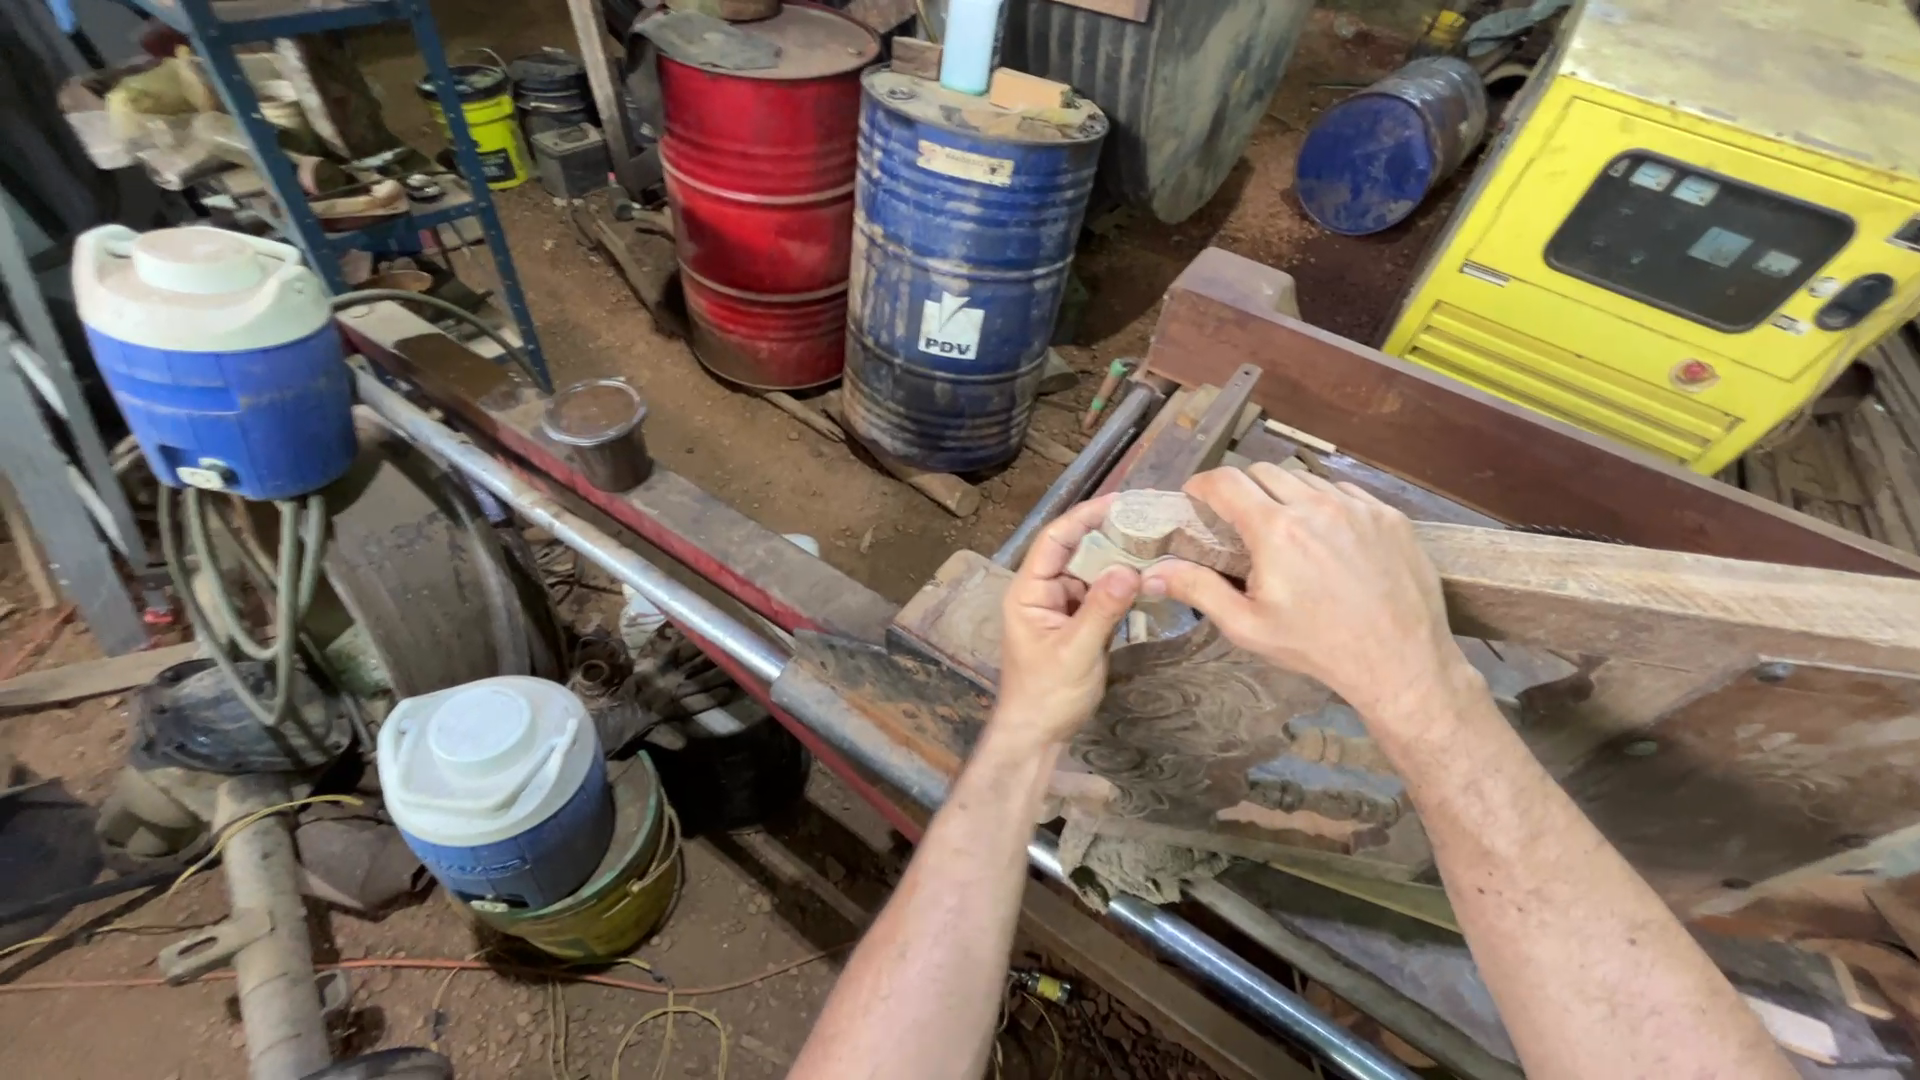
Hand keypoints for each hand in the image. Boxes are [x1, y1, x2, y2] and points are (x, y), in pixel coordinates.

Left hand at [996, 494, 1140, 747]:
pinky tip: (1148, 576)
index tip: (1119, 503)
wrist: (1038, 734)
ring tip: (1155, 542)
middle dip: (1108, 535)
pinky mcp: (1077, 624)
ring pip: (1091, 572)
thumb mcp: (1075, 651)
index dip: (1083, 518)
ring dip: (1118, 560)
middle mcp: (1043, 592)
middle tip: (1148, 520)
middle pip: (1075, 552)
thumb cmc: (1047, 694)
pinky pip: (1100, 595)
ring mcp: (1060, 608)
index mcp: (1029, 591)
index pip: (1054, 541)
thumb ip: (1101, 609)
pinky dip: (1121, 586)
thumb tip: (1129, 568)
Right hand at [1140, 465, 1465, 721]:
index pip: (1226, 481)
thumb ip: (1197, 590)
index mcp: (1276, 531)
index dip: (1201, 484)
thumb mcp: (1247, 626)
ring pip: (1304, 477)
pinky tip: (1323, 534)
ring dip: (1282, 492)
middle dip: (1240, 487)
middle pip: (1262, 471)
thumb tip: (1152, 574)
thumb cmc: (1316, 647)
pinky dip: (1323, 502)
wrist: (1400, 663)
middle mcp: (1316, 507)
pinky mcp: (1389, 516)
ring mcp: (1358, 507)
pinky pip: (1344, 491)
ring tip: (1280, 525)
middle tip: (1234, 516)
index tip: (1194, 496)